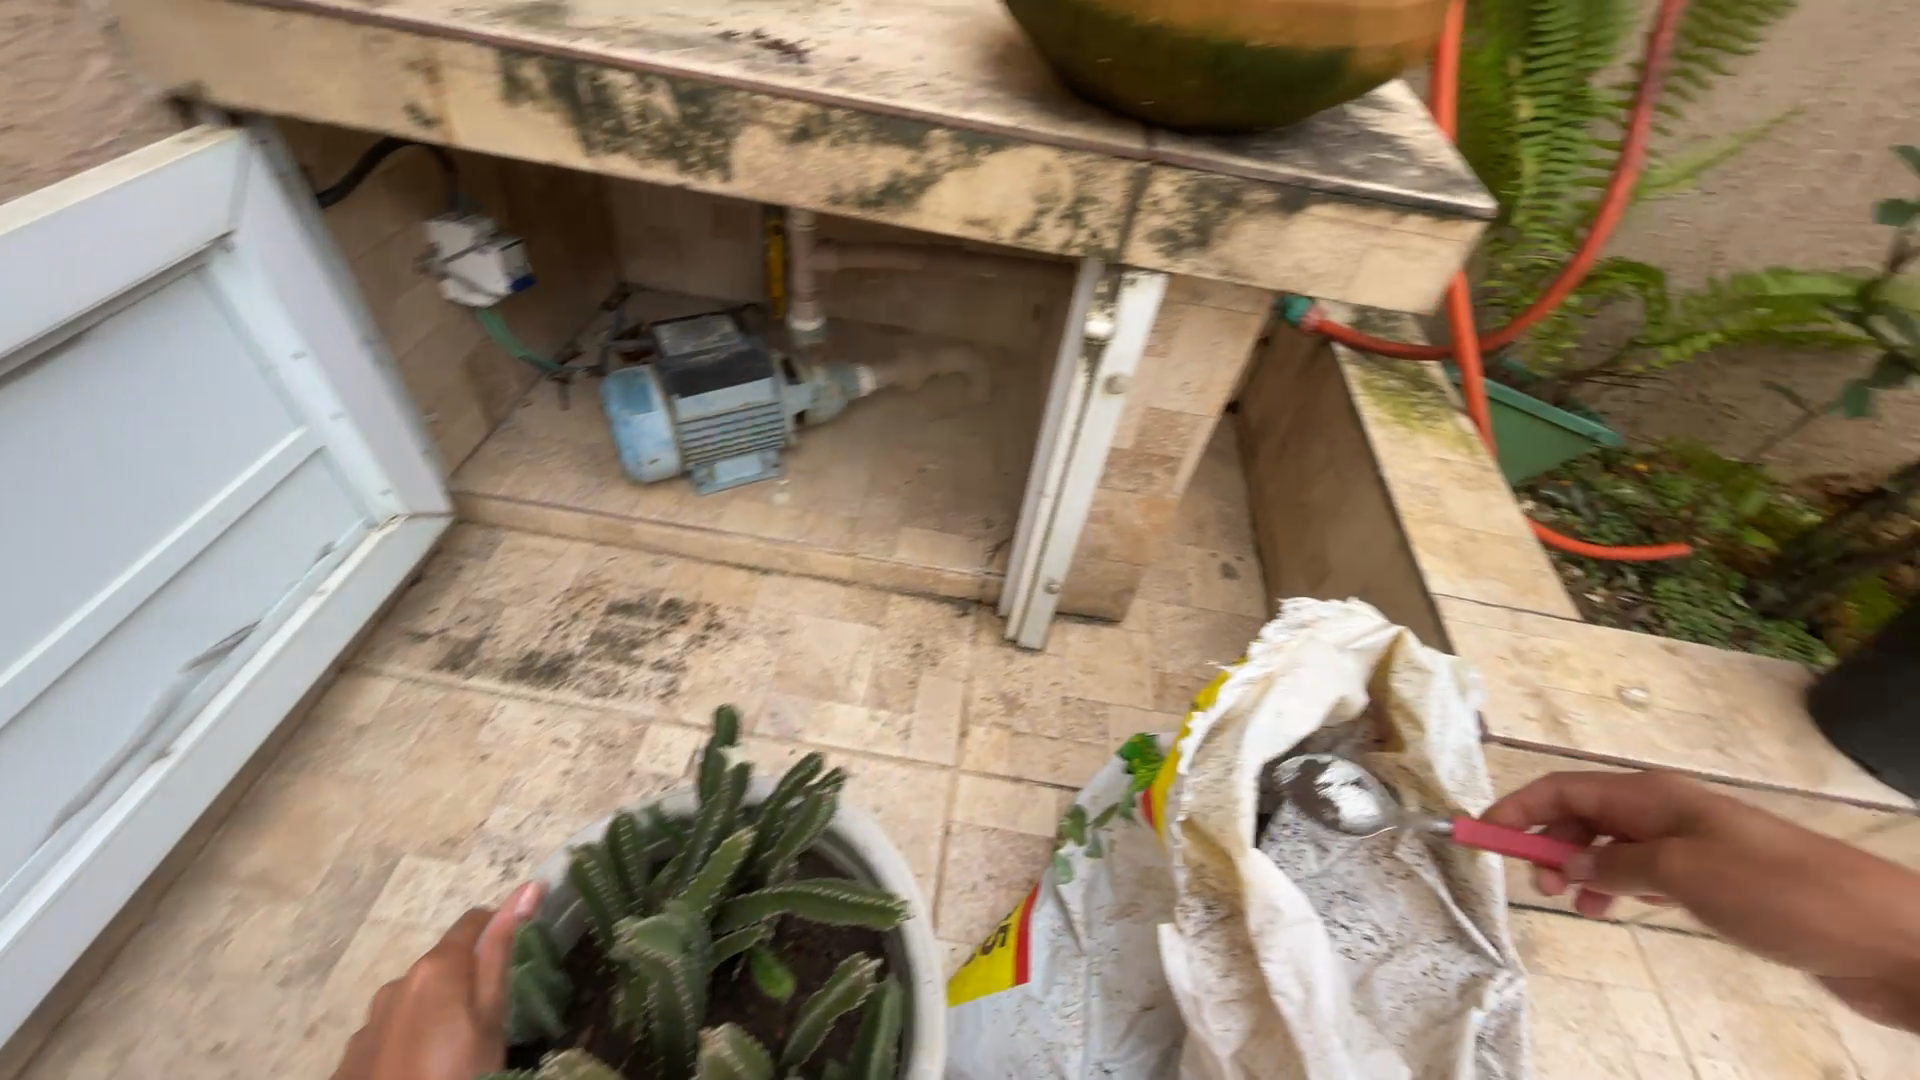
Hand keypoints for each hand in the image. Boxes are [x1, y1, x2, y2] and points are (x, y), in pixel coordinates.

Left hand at [330, 882, 545, 1079]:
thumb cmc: (458, 1075)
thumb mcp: (493, 1015)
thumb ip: (503, 950)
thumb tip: (529, 886)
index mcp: (436, 968)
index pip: (474, 921)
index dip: (499, 931)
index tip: (517, 960)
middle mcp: (396, 984)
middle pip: (442, 964)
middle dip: (466, 979)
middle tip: (490, 1020)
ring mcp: (367, 1025)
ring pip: (414, 1001)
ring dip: (435, 1013)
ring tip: (453, 1056)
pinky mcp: (347, 1063)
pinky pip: (388, 1036)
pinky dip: (407, 1044)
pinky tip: (418, 1076)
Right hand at [1484, 770, 1919, 1031]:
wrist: (1895, 939)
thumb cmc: (1777, 892)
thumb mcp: (1680, 874)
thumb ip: (1611, 865)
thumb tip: (1566, 863)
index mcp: (1651, 797)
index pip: (1561, 790)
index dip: (1516, 808)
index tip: (1481, 833)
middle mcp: (1664, 813)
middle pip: (1581, 816)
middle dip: (1548, 843)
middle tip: (1535, 883)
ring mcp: (1691, 846)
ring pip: (1610, 847)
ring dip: (1580, 869)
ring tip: (1575, 905)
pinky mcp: (1715, 880)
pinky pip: (1644, 874)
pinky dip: (1618, 887)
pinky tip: (1617, 909)